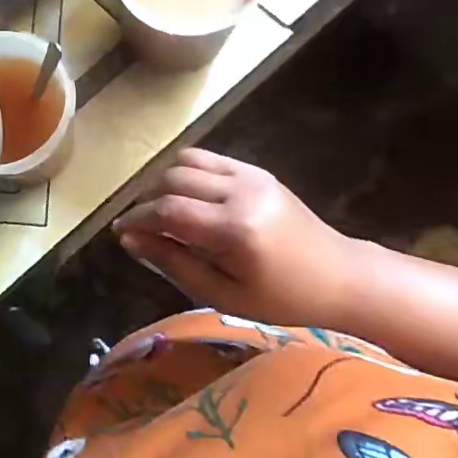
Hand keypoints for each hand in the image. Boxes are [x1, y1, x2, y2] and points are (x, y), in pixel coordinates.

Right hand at [112, 149, 362, 329]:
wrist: (338, 276)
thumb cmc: (281, 299)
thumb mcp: (223, 295)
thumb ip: (174, 263)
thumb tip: (131, 240)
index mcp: (234, 230)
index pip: (168, 211)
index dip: (137, 219)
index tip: (119, 233)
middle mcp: (240, 192)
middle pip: (173, 181)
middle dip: (147, 201)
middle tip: (139, 227)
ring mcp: (250, 176)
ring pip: (187, 162)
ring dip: (165, 182)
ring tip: (161, 210)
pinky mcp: (257, 171)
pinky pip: (209, 158)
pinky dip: (188, 171)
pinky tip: (186, 195)